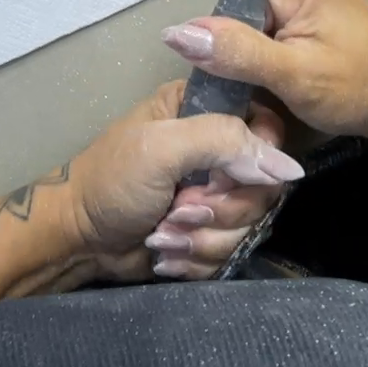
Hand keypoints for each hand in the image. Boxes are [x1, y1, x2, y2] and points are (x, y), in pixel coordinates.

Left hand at [59, 80, 298, 281]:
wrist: (79, 237)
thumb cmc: (112, 180)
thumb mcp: (160, 148)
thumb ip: (221, 142)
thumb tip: (288, 166)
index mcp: (198, 109)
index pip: (265, 125)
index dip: (255, 159)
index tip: (221, 177)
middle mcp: (211, 146)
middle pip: (262, 183)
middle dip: (220, 209)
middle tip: (179, 209)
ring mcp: (212, 191)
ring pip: (249, 223)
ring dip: (203, 237)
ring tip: (163, 233)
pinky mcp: (208, 229)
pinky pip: (231, 250)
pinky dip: (197, 257)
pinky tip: (166, 251)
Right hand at [160, 0, 367, 152]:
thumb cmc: (360, 91)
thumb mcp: (293, 75)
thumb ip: (236, 52)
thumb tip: (174, 33)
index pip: (235, 6)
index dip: (232, 46)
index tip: (250, 78)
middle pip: (243, 18)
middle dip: (245, 56)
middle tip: (266, 90)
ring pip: (254, 31)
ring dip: (257, 63)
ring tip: (278, 90)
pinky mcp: (313, 18)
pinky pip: (272, 36)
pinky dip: (272, 63)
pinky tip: (287, 84)